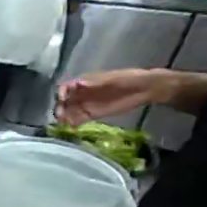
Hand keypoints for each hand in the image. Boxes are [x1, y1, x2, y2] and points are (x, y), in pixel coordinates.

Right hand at [55, 69, 174, 125]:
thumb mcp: (112, 79)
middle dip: (60, 109)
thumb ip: (94, 83)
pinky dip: (73, 124)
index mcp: (83, 83)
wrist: (146, 88)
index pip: (65, 88)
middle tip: (60, 117)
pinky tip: (72, 128)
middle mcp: (81, 94)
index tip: (62, 100)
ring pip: (69, 112)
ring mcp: (86, 105)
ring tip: (64, 125)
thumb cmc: (129, 79)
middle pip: (64, 102)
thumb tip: (78, 84)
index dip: (61, 94)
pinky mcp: (93, 114)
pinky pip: (78, 119)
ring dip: (64, 118)